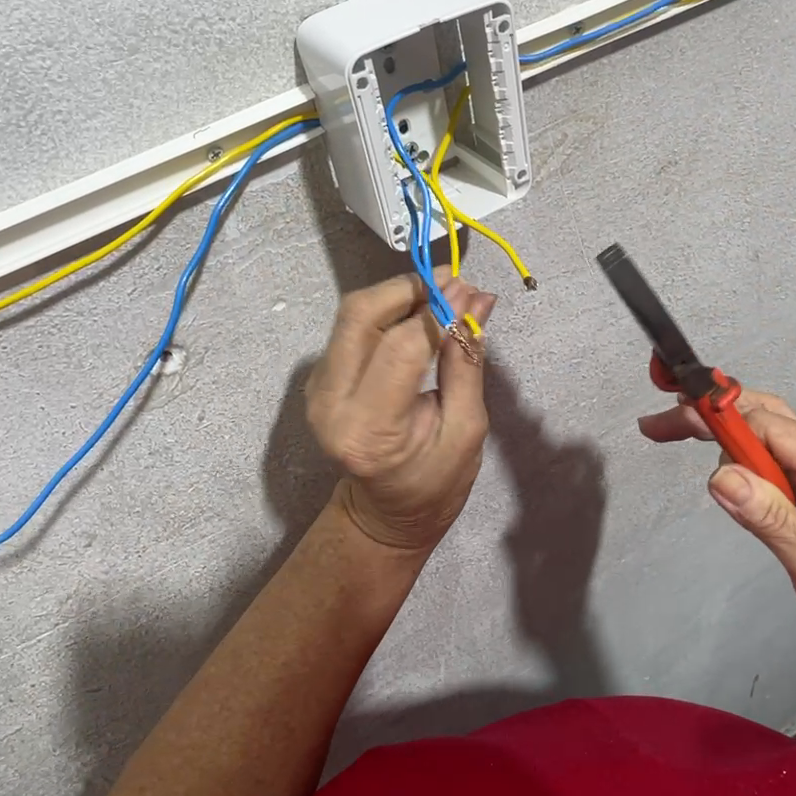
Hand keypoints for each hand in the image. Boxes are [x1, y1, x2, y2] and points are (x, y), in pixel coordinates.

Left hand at [306, 273, 496, 551]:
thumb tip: (477, 302)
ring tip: (440, 293)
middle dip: (408, 288)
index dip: (437, 311)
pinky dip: (386, 311)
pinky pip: (350, 328)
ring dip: (397, 294)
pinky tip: (418, 314)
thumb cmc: (434, 483)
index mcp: (369, 429)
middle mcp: (330, 403)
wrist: (385, 513)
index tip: (470, 289)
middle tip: (450, 282)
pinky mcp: (319, 378)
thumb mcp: (467, 431)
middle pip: (360, 316)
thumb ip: (466, 364)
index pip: (401, 348)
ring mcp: (318, 388)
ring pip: (352, 315)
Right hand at [640, 392, 795, 678]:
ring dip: (714, 429)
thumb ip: (772, 519)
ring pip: (760, 431)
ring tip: (665, 430)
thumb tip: (719, 476)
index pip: (771, 428)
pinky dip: (731, 452)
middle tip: (656, 424)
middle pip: (761, 416)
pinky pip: (766, 457)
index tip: (671, 422)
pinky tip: (709, 457)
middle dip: (707, 414)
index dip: (720, 422)